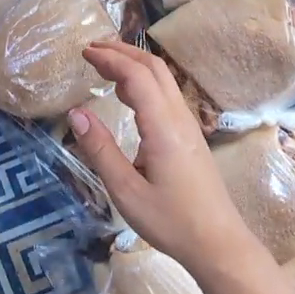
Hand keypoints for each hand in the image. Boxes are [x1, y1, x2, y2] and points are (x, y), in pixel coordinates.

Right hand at [65, 41, 259, 276]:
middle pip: (154, 68)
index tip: (84, 52)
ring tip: (103, 66)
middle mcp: (179, 118)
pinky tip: (126, 96)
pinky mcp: (191, 137)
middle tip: (92, 50)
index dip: (110, 58)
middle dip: (122, 52)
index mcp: (163, 127)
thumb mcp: (126, 191)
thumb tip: (76, 114)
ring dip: (134, 65)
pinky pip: (167, 95)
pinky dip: (143, 82)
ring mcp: (189, 126)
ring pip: (163, 80)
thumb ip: (100, 150)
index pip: (137, 76)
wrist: (218, 243)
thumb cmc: (170, 221)